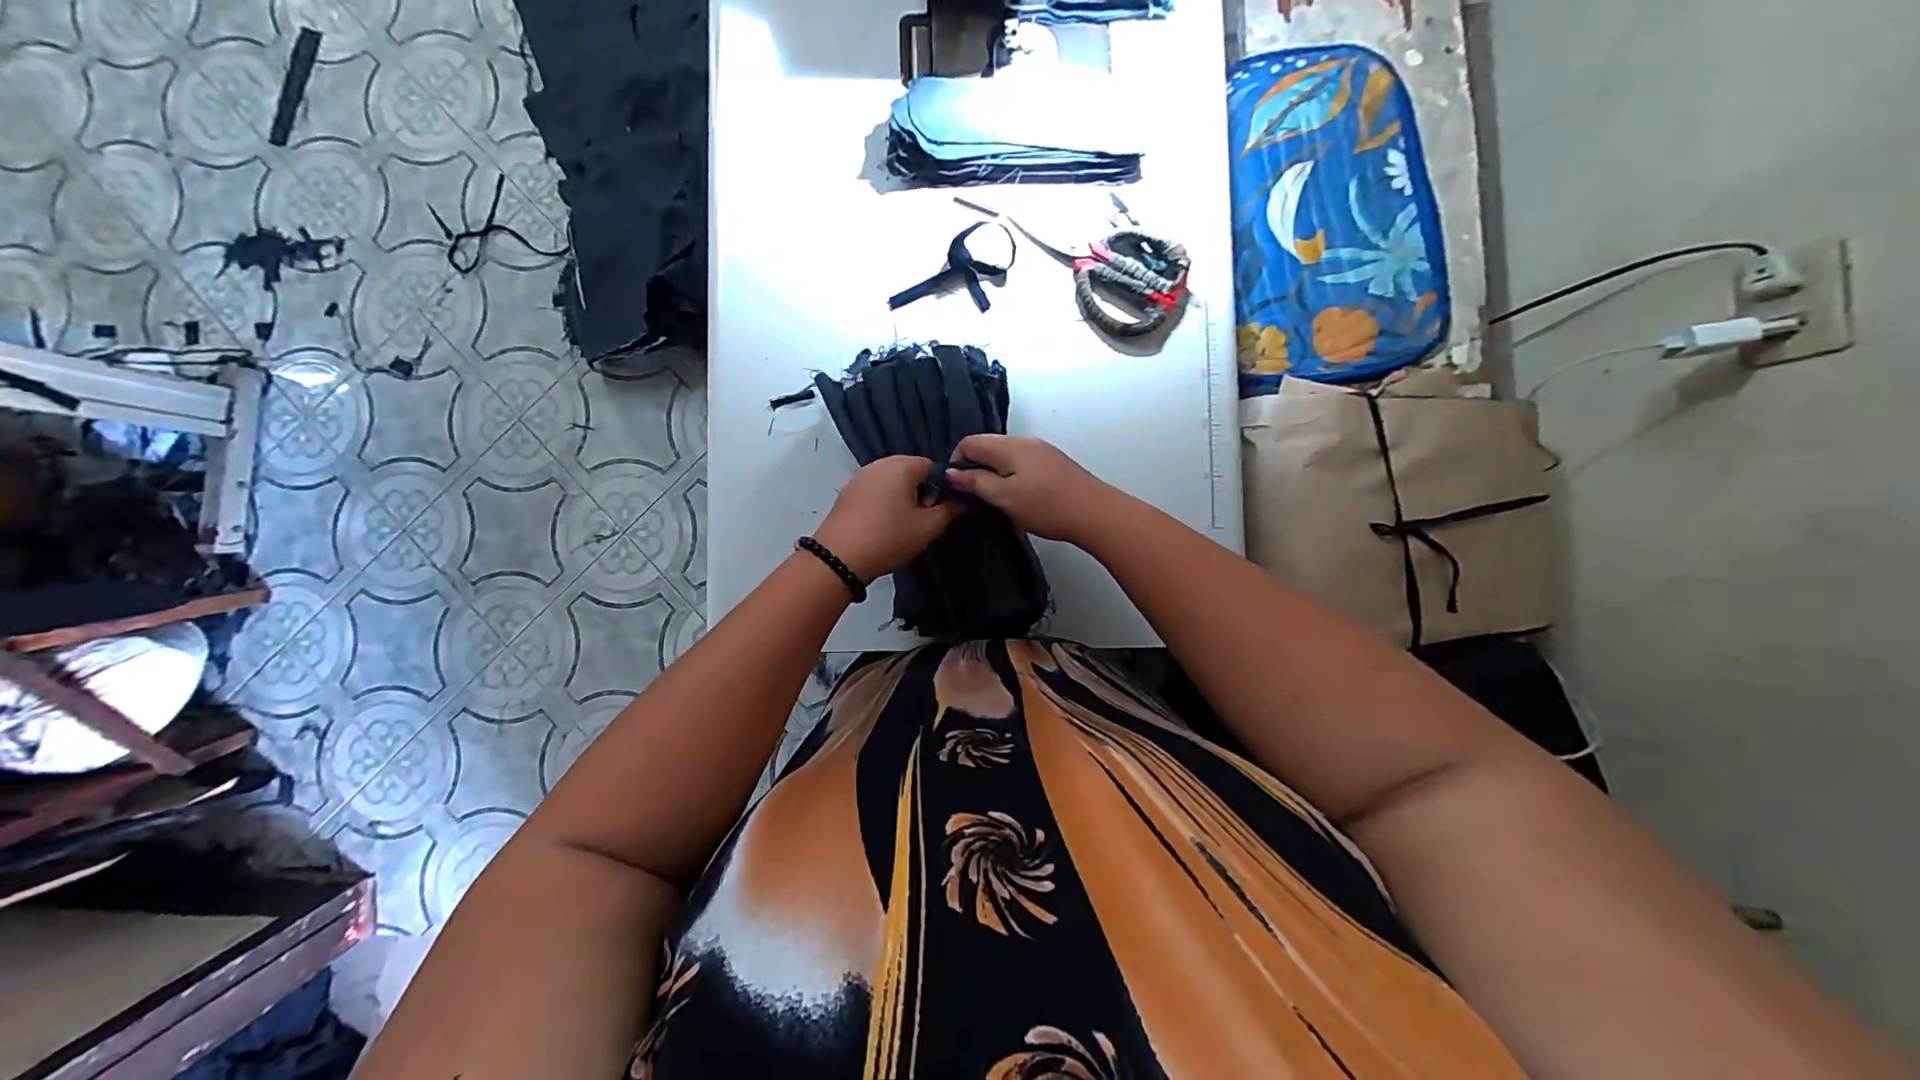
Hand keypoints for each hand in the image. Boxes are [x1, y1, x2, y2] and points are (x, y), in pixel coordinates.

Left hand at [812, 457, 962, 581]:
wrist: (839, 558)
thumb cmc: (889, 537)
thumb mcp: (928, 527)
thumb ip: (949, 510)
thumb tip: (960, 500)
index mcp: (902, 465)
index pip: (933, 467)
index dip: (942, 489)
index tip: (939, 513)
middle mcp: (879, 464)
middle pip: (911, 473)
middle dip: (921, 494)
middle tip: (922, 522)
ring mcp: (860, 477)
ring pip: (892, 483)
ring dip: (902, 500)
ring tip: (902, 528)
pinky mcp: (847, 493)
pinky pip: (875, 492)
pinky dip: (884, 505)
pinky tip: (883, 528)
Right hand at [942, 435, 1121, 545]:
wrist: (1096, 514)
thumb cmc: (1047, 506)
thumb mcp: (1004, 497)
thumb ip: (975, 483)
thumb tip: (951, 472)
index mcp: (1009, 446)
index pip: (969, 442)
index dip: (956, 463)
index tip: (957, 488)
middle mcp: (1025, 442)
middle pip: (988, 448)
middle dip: (976, 470)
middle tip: (976, 499)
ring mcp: (1042, 452)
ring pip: (1006, 458)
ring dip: (996, 477)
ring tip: (999, 503)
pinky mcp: (1054, 465)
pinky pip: (1023, 466)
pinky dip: (1014, 479)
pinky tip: (1020, 501)